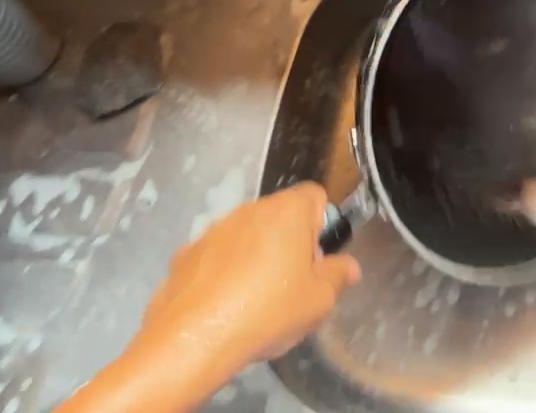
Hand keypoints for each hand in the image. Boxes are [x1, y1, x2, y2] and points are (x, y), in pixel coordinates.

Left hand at [142, 183, 360, 363]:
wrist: (192, 340)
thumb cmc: (268, 311)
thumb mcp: (318, 301)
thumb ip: (339, 276)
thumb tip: (349, 265)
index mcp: (289, 210)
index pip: (316, 195)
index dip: (321, 223)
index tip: (315, 258)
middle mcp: (252, 208)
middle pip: (281, 216)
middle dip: (288, 242)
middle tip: (290, 284)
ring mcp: (215, 228)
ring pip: (247, 234)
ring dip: (254, 256)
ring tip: (252, 301)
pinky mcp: (186, 252)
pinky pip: (215, 255)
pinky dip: (221, 272)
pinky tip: (220, 306)